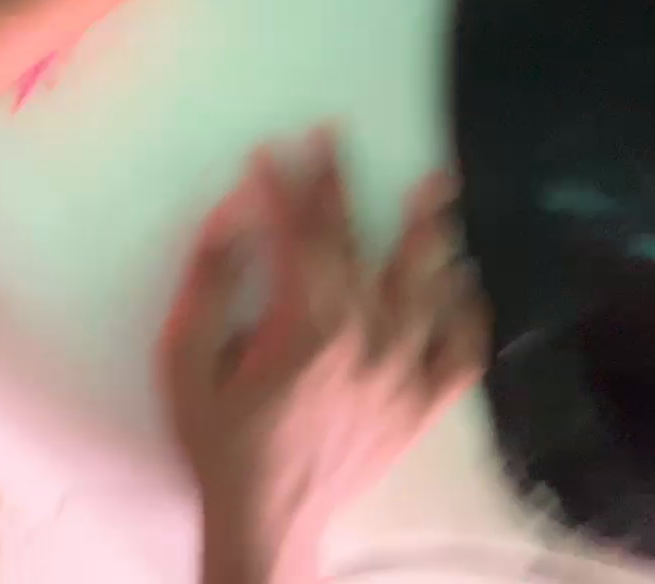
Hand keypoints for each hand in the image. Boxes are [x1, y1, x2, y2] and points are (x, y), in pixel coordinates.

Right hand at [157, 128, 488, 581]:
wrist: (268, 520)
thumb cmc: (218, 436)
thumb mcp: (186, 359)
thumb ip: (209, 285)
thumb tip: (230, 219)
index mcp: (306, 326)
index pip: (297, 235)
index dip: (283, 186)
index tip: (271, 147)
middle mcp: (366, 340)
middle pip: (353, 244)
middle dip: (338, 184)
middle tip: (336, 133)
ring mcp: (403, 374)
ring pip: (423, 288)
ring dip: (426, 231)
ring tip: (436, 184)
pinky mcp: (423, 406)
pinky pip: (460, 353)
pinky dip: (467, 314)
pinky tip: (467, 281)